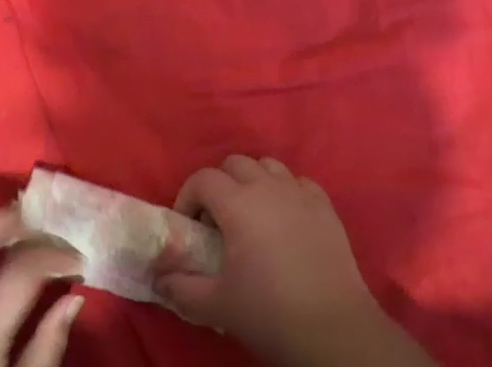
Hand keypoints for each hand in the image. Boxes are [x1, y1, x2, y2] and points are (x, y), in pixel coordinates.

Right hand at [153, 157, 431, 366]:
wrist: (332, 329)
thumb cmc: (269, 311)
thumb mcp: (215, 304)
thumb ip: (181, 287)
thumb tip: (159, 277)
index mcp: (238, 203)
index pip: (203, 178)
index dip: (188, 197)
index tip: (188, 226)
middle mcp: (268, 187)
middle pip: (235, 163)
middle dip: (219, 184)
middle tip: (216, 219)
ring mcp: (300, 193)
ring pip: (269, 166)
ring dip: (253, 181)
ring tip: (251, 214)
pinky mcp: (326, 207)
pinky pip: (299, 182)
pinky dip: (285, 191)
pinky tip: (285, 218)